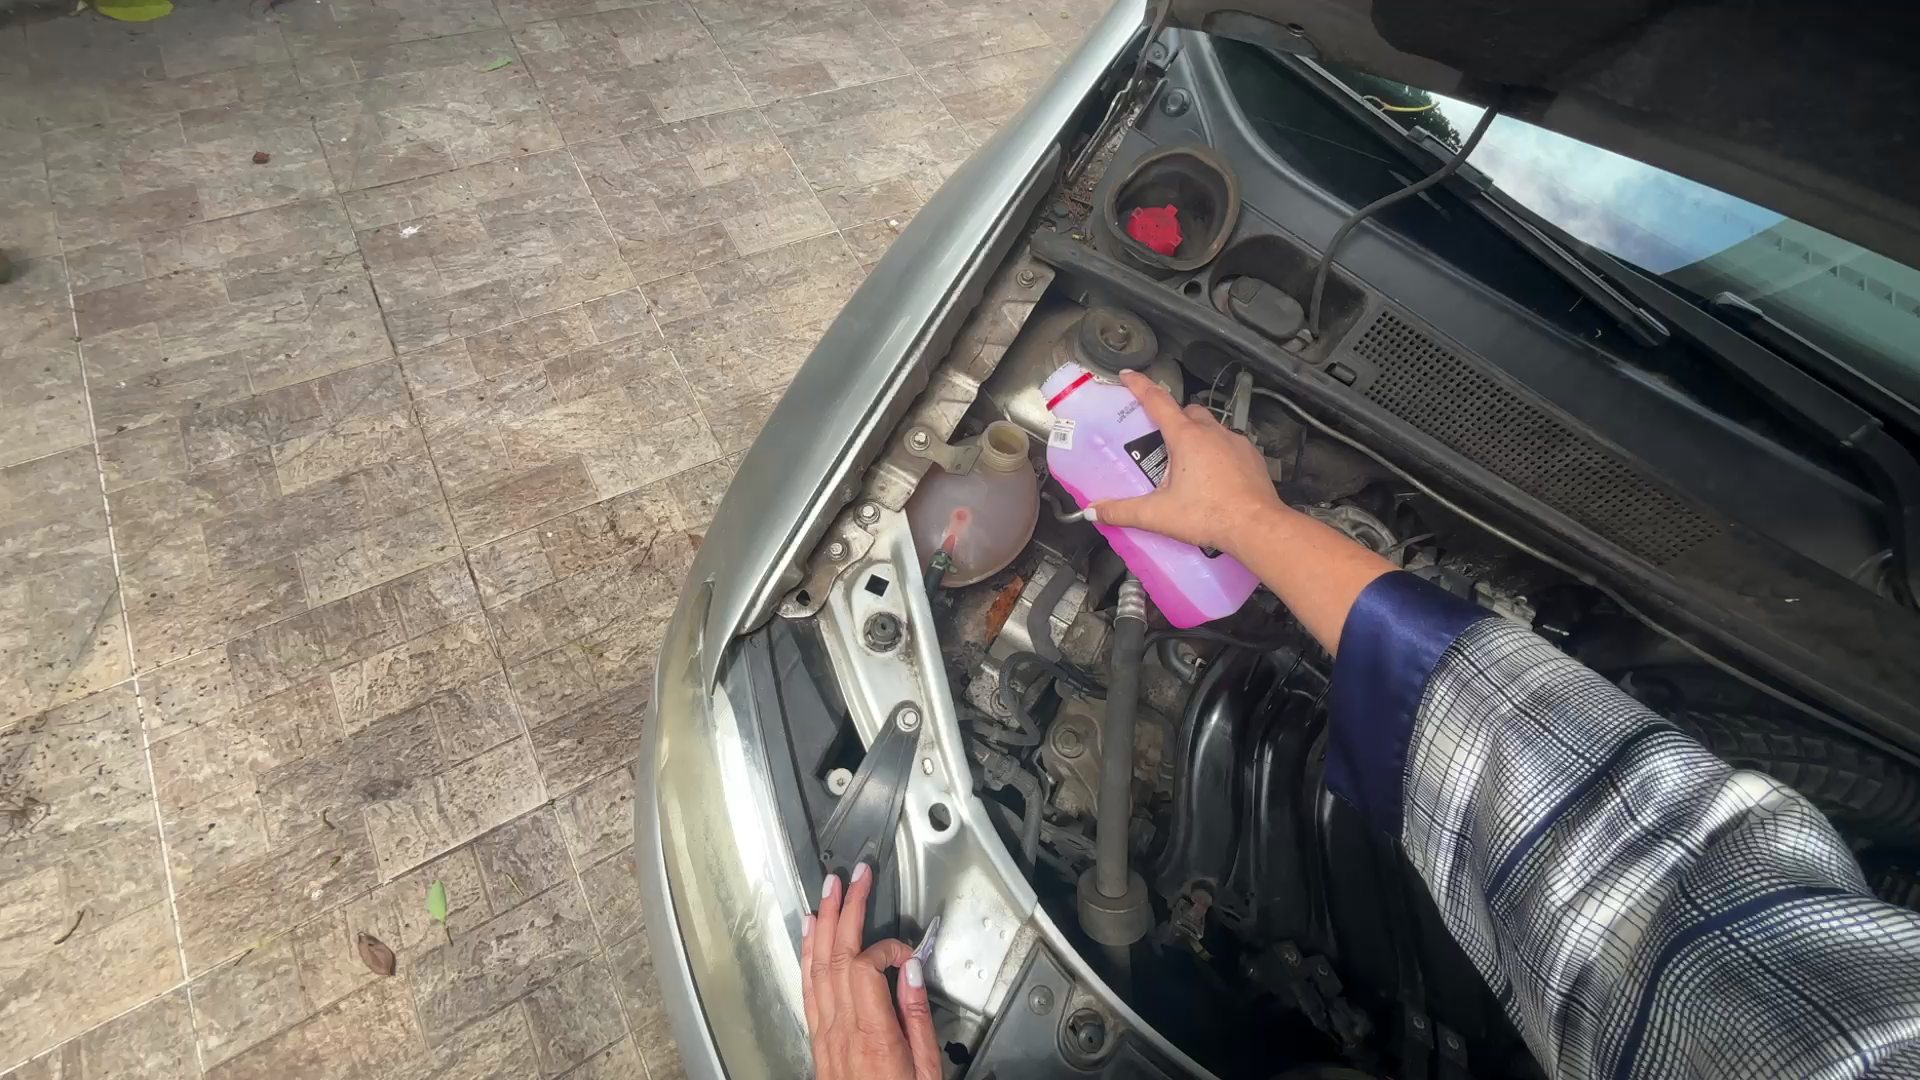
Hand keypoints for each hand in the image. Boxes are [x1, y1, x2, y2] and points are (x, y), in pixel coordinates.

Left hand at [803, 864, 940, 1079]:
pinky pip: (809, 985)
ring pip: (819, 964)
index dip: (889, 947)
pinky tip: (811, 930)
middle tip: (857, 874)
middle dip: (848, 907)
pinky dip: (808, 951)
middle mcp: (842, 1029)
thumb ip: (917, 1017)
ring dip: (825, 920)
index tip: (909, 952)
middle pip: (839, 954)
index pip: (867, 966)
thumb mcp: (927, 1071)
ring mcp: (825, 1032)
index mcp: (872, 1034)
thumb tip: (912, 969)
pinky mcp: (819, 1038)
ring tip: (831, 888)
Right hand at [1091, 370, 1289, 559]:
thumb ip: (1122, 511)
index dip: (1140, 386)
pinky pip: (1229, 443)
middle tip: (1157, 436)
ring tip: (1184, 460)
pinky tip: (1210, 473)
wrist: (1256, 526)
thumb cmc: (1209, 515)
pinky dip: (1216, 450)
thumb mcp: (1157, 514)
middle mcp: (1211, 433)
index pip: (1157, 401)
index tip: (1128, 376)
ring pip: (1210, 425)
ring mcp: (1235, 442)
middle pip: (1186, 411)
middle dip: (1171, 417)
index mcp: (1186, 437)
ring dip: (1195, 434)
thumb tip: (1094, 511)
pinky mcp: (1251, 456)